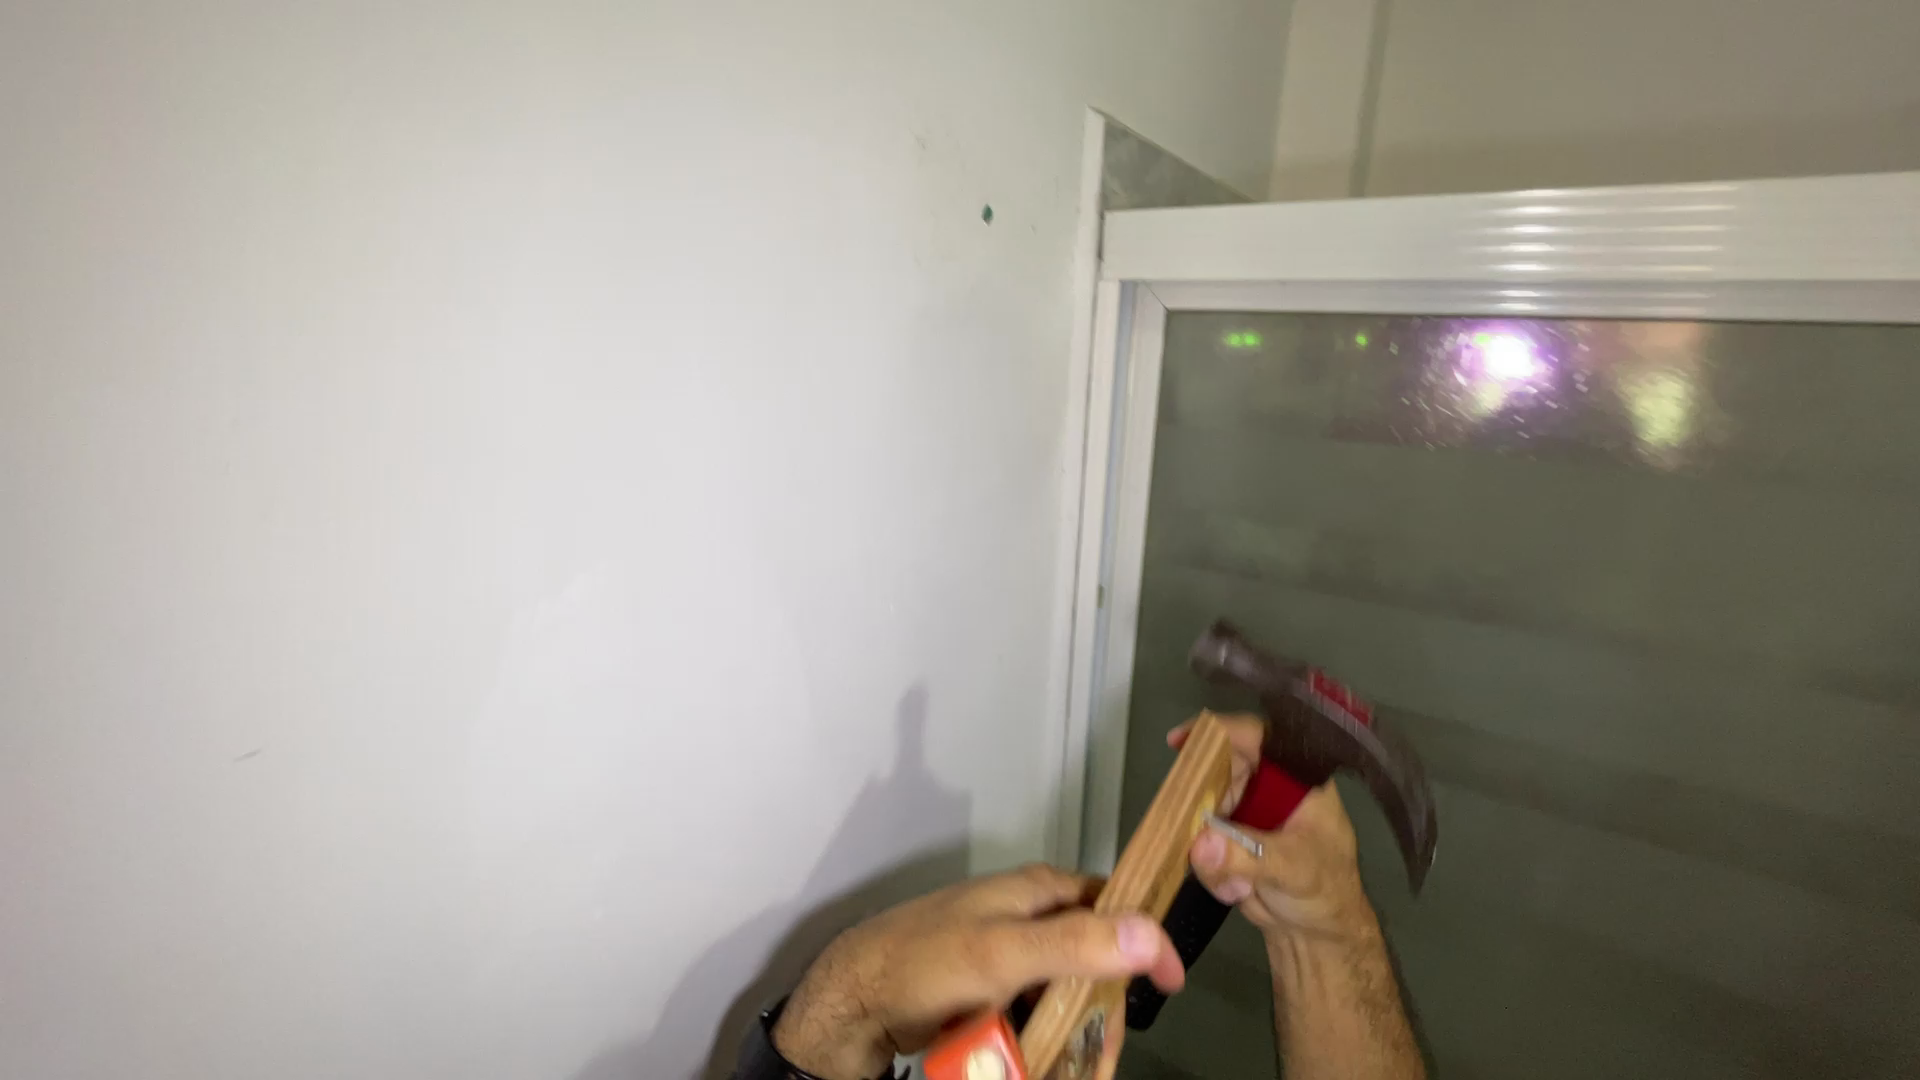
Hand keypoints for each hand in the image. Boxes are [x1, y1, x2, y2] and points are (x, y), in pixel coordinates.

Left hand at [771, 864, 1185, 1079]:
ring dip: (1079, 1025)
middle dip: (1107, 1002)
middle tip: (1106, 1053)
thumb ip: (1074, 942)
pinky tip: (1046, 1059)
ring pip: (1068, 986)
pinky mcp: (995, 983)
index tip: (1169, 984)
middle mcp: (1031, 912)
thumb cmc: (931, 960)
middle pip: (1094, 952)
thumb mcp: (1003, 951)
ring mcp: (1011, 950)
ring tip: (1079, 1065)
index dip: (1144, 937)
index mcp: (1039, 890)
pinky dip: (1050, 1033)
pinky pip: (1039, 1007)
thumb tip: (1150, 931)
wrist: (860, 994)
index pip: (1112, 902)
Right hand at [1172, 715, 1376, 941]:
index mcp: (1294, 776)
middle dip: (1202, 801)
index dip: (1219, 731)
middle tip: (1190, 827)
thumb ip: (1250, 856)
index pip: (1255, 737)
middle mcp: (1264, 784)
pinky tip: (1231, 889)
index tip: (1181, 741)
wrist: (1316, 936)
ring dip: (1203, 841)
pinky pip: (1196, 834)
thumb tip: (1202, 842)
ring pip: (1200, 804)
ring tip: (1231, 881)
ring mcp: (1241, 809)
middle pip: (1216, 767)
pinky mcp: (1223, 833)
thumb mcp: (1296, 870)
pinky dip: (1203, 861)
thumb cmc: (1327, 891)